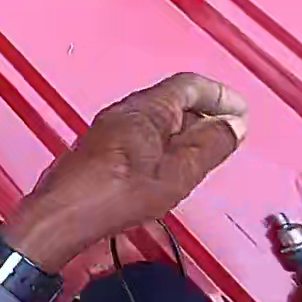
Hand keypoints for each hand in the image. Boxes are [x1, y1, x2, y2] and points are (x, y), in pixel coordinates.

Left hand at [2, 73, 248, 272]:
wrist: (61, 217)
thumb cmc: (112, 194)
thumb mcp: (177, 172)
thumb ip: (209, 146)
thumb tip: (233, 126)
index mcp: (146, 108)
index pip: (190, 85)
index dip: (220, 96)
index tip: (239, 112)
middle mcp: (124, 112)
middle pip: (172, 102)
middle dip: (204, 116)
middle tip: (226, 136)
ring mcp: (107, 131)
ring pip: (155, 122)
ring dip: (182, 134)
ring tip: (200, 157)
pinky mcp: (98, 152)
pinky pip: (139, 139)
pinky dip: (161, 148)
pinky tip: (165, 171)